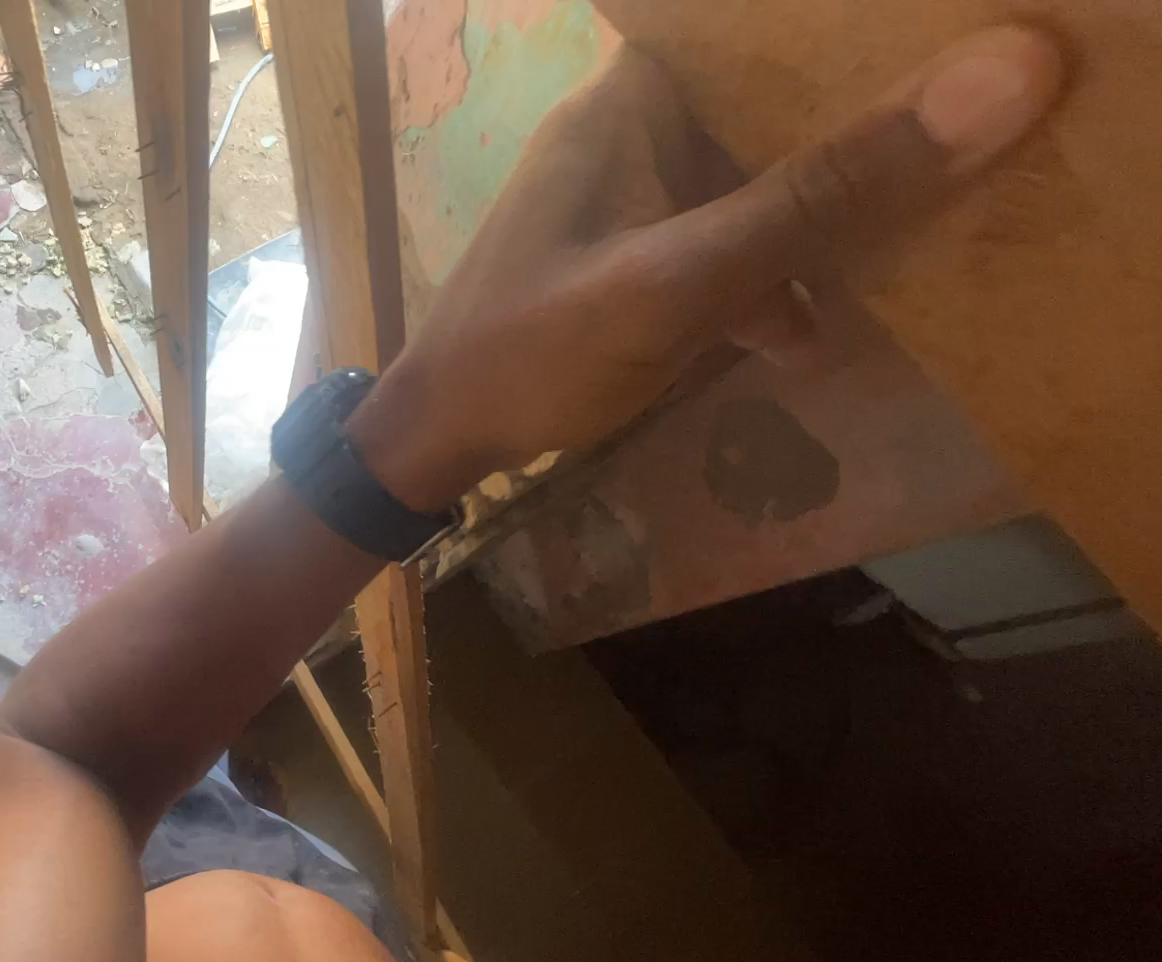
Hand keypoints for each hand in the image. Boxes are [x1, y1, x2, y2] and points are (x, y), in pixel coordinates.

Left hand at [349, 25, 1065, 512]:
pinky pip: (712, 255)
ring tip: (915, 251)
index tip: (945, 36)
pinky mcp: (621, 272)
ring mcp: (621, 211)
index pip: (747, 25)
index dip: (842, 29)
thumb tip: (1007, 71)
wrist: (439, 436)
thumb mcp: (673, 282)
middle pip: (761, 107)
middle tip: (967, 147)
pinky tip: (808, 343)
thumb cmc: (529, 355)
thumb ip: (812, 196)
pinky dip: (758, 290)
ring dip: (817, 225)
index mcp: (619, 109)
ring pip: (745, 187)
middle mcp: (620, 143)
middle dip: (854, 132)